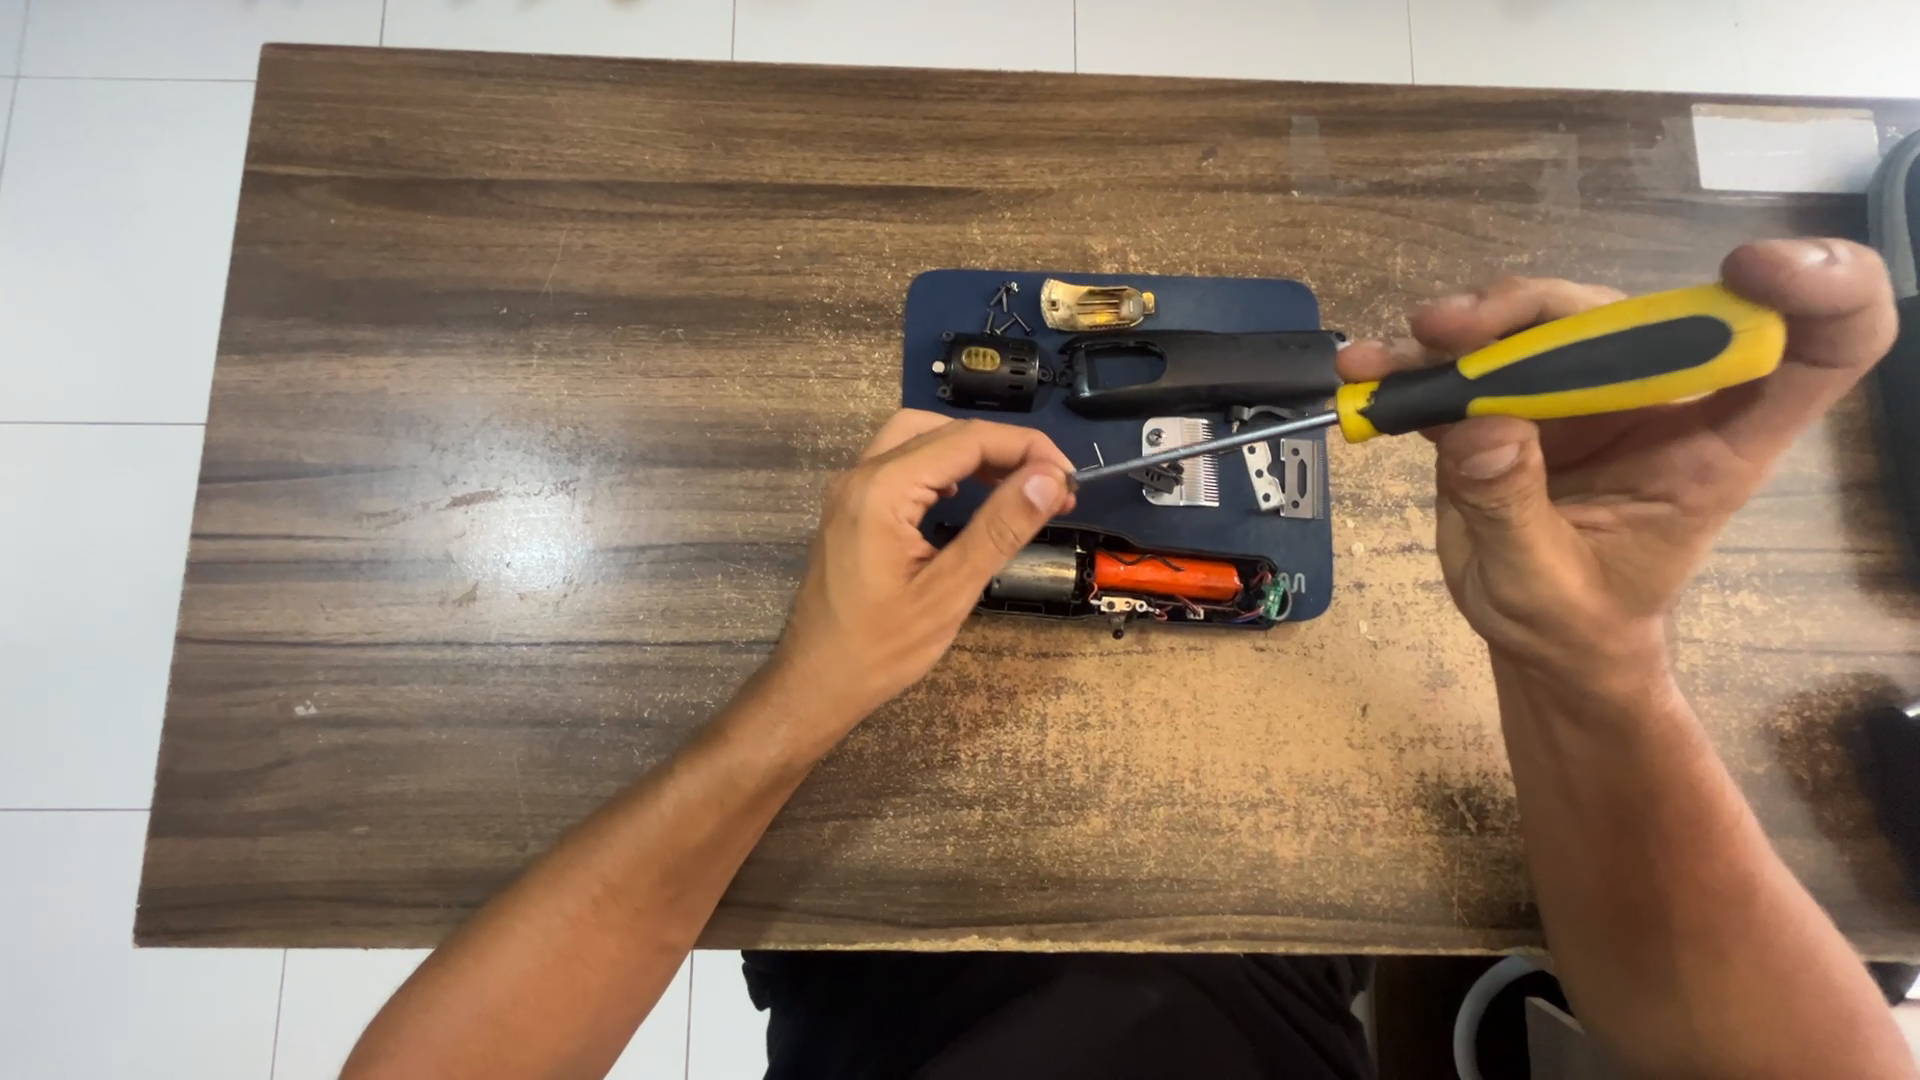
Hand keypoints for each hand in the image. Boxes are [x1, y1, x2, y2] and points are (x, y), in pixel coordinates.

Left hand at [769, 409, 1075, 724]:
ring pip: (916, 440)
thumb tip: (1048, 479)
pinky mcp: (850, 509)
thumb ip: (998, 529)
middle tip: (1045, 483)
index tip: (1068, 478)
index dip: (1025, 449)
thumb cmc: (879, 649)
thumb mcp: (948, 592)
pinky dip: (939, 467)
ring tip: (1014, 484)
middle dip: (1000, 447)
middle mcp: (861, 476)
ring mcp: (850, 491)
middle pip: (940, 430)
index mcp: (882, 490)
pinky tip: (962, 496)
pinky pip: (899, 465)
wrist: (815, 683)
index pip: (966, 440)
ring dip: (968, 452)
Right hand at [1338, 239, 1896, 684]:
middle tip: (1445, 333)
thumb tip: (1481, 428)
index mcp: (1709, 444)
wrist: (1534, 634)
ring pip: (1525, 330)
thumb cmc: (1572, 622)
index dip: (1812, 290)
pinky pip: (1462, 372)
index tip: (1748, 266)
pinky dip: (1410, 371)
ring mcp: (1570, 402)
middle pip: (1614, 320)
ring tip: (1378, 359)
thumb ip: (1512, 510)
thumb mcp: (1543, 583)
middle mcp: (1646, 404)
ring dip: (1449, 337)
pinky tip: (1365, 376)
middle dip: (1528, 312)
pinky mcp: (1505, 411)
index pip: (1812, 348)